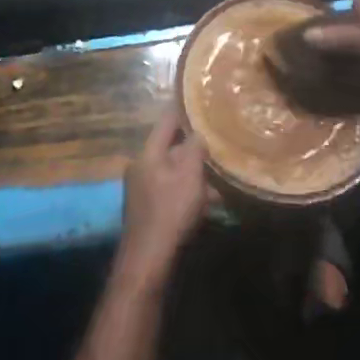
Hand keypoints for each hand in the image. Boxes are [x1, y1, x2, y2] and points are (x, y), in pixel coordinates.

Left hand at [115, 108, 208, 288]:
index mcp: (147, 153)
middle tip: (217, 140)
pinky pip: (170, 189)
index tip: (200, 100)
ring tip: (219, 174)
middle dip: (193, 146)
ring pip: (172, 171)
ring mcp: (141, 188)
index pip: (166, 121)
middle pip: (170, 147)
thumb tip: (198, 132)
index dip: (183, 110)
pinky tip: (208, 201)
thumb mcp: (189, 176)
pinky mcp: (147, 208)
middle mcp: (140, 166)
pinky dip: (188, 190)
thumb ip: (194, 150)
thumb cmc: (170, 211)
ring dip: (194, 172)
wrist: (148, 258)